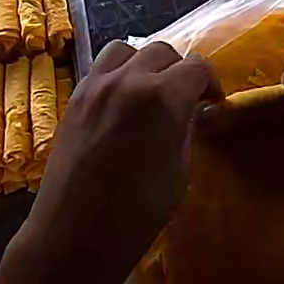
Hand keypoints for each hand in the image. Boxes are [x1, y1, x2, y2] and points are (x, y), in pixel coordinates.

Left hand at [3, 40, 217, 283]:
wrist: (72, 233)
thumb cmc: (135, 214)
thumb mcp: (179, 172)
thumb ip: (185, 131)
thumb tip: (190, 112)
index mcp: (162, 97)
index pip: (196, 67)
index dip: (210, 83)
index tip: (210, 103)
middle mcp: (127, 80)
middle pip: (162, 52)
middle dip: (178, 71)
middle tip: (183, 99)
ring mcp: (95, 85)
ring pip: (126, 50)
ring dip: (143, 64)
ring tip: (148, 92)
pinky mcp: (73, 97)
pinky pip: (100, 68)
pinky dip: (117, 74)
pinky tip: (121, 102)